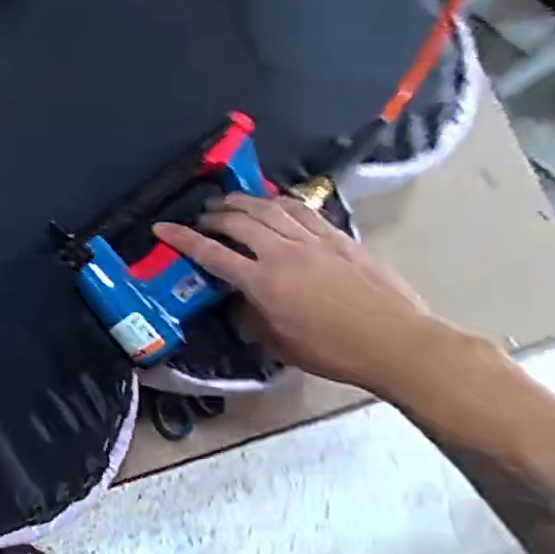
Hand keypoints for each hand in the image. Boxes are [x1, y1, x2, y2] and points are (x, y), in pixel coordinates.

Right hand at [153, 194, 464, 396]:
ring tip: (230, 202)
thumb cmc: (331, 351)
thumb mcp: (278, 343)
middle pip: (239, 221)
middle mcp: (283, 253)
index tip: (162, 228)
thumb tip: (242, 301)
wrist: (392, 341)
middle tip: (202, 218)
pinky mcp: (337, 237)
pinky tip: (273, 203)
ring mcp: (313, 241)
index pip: (212, 254)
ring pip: (270, 208)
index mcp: (263, 283)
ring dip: (244, 202)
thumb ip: (253, 316)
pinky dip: (280, 202)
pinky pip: (302, 210)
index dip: (183, 239)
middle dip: (214, 216)